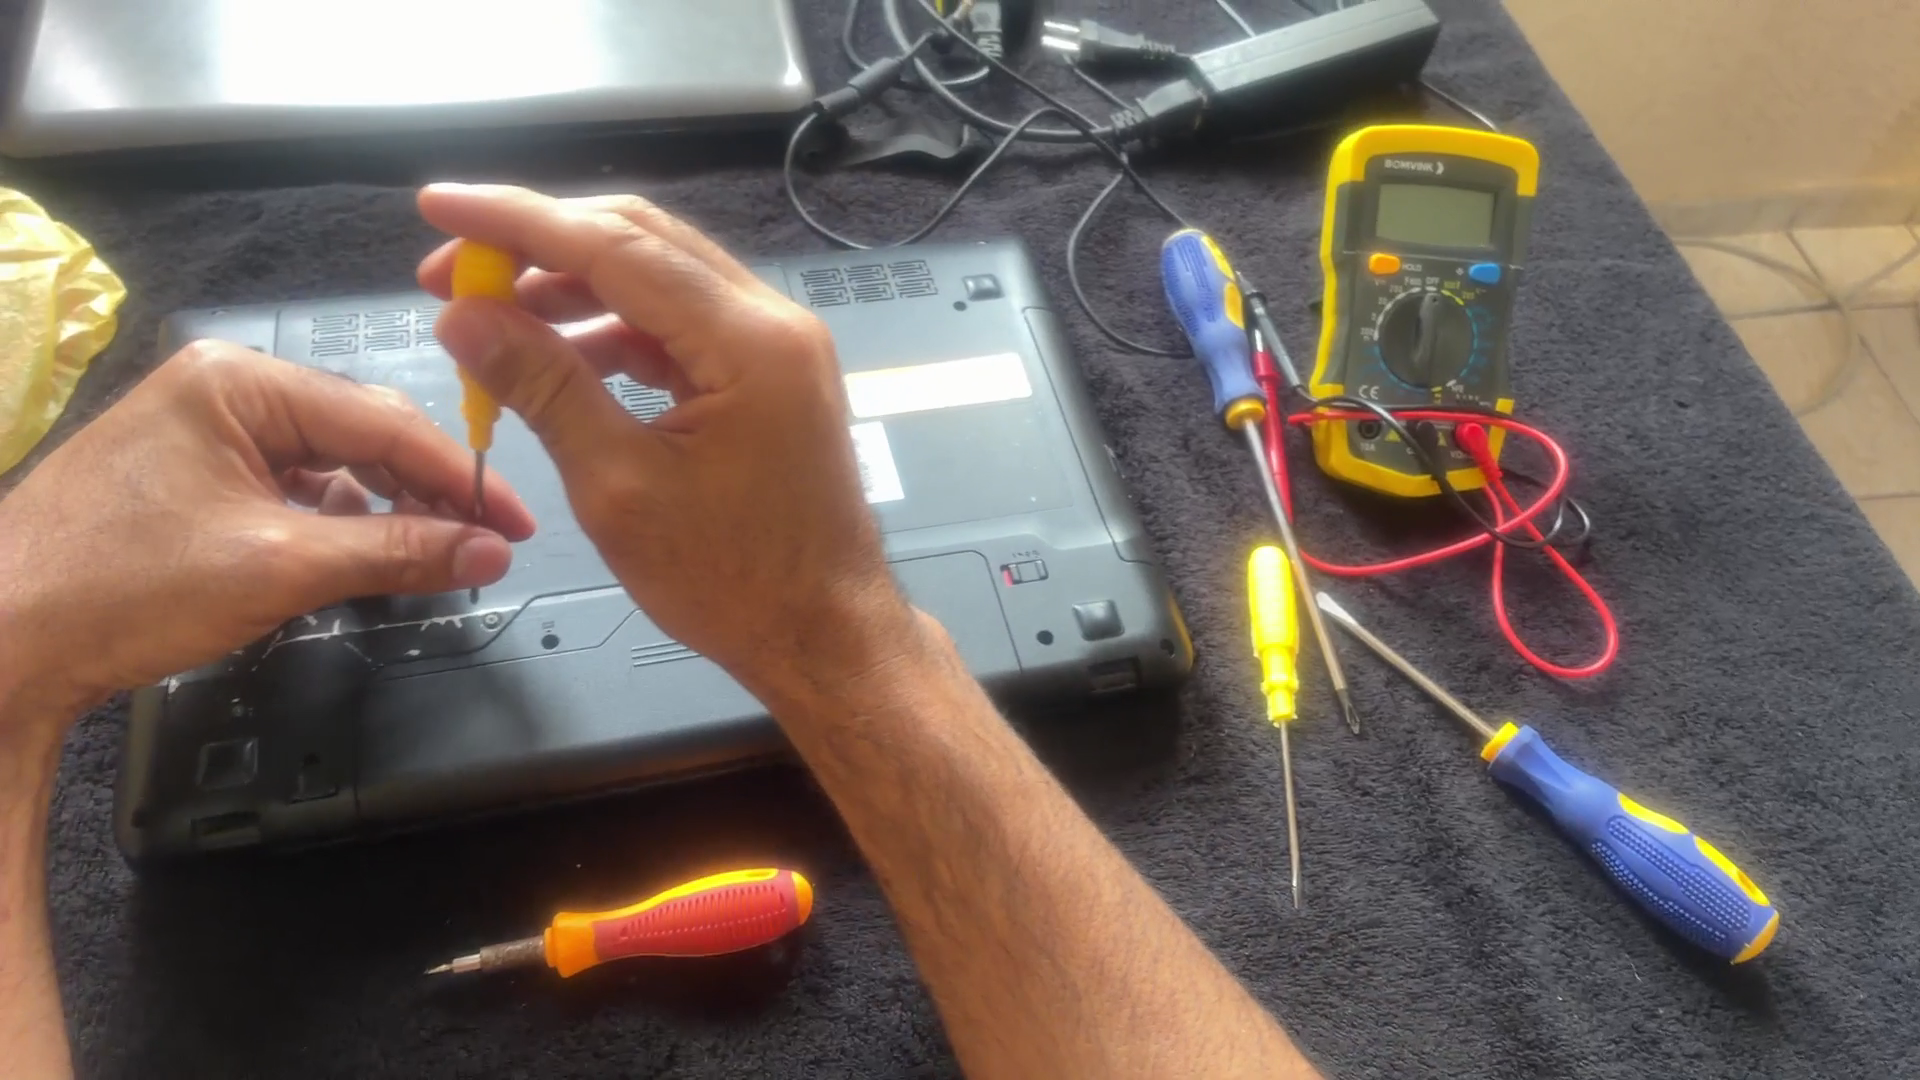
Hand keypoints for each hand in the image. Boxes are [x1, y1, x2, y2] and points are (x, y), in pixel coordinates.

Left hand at [0, 343, 535, 719]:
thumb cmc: (123, 589)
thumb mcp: (284, 566)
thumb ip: (403, 551)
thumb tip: (496, 553)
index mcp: (241, 385)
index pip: (388, 425)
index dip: (465, 478)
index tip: (519, 525)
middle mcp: (235, 390)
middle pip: (373, 434)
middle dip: (434, 489)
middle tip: (488, 540)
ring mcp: (223, 428)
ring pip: (351, 459)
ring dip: (400, 504)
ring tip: (441, 545)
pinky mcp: (217, 467)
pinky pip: (315, 481)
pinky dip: (357, 514)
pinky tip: (375, 543)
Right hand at [418, 184, 913, 704]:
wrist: (824, 631)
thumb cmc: (734, 582)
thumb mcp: (621, 487)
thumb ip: (545, 387)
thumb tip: (465, 316)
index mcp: (752, 342)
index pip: (618, 246)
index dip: (518, 220)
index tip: (436, 204)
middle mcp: (779, 327)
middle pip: (649, 246)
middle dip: (547, 249)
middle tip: (457, 273)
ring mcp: (785, 354)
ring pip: (669, 288)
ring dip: (583, 295)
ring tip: (497, 321)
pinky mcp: (777, 384)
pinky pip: (692, 336)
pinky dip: (627, 338)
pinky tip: (569, 357)